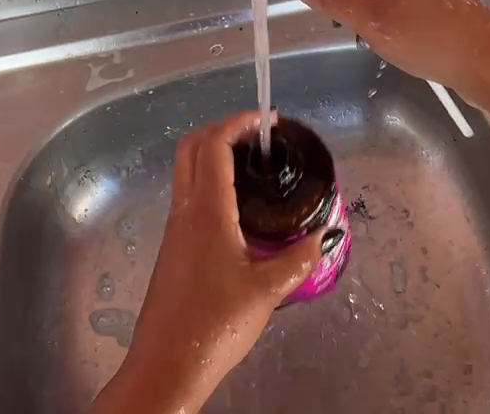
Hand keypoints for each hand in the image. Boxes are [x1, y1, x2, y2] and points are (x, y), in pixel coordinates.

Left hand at [93, 110, 328, 412]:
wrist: (166, 369)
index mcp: (206, 210)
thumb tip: (323, 237)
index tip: (267, 120)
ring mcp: (175, 229)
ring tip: (252, 164)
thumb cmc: (215, 324)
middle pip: (192, 147)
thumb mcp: (267, 291)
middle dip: (223, 129)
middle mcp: (185, 210)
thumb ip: (297, 259)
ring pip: (187, 171)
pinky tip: (238, 205)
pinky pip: (189, 195)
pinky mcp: (174, 249)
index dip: (239, 122)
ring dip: (214, 154)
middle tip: (256, 135)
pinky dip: (210, 180)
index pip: (214, 145)